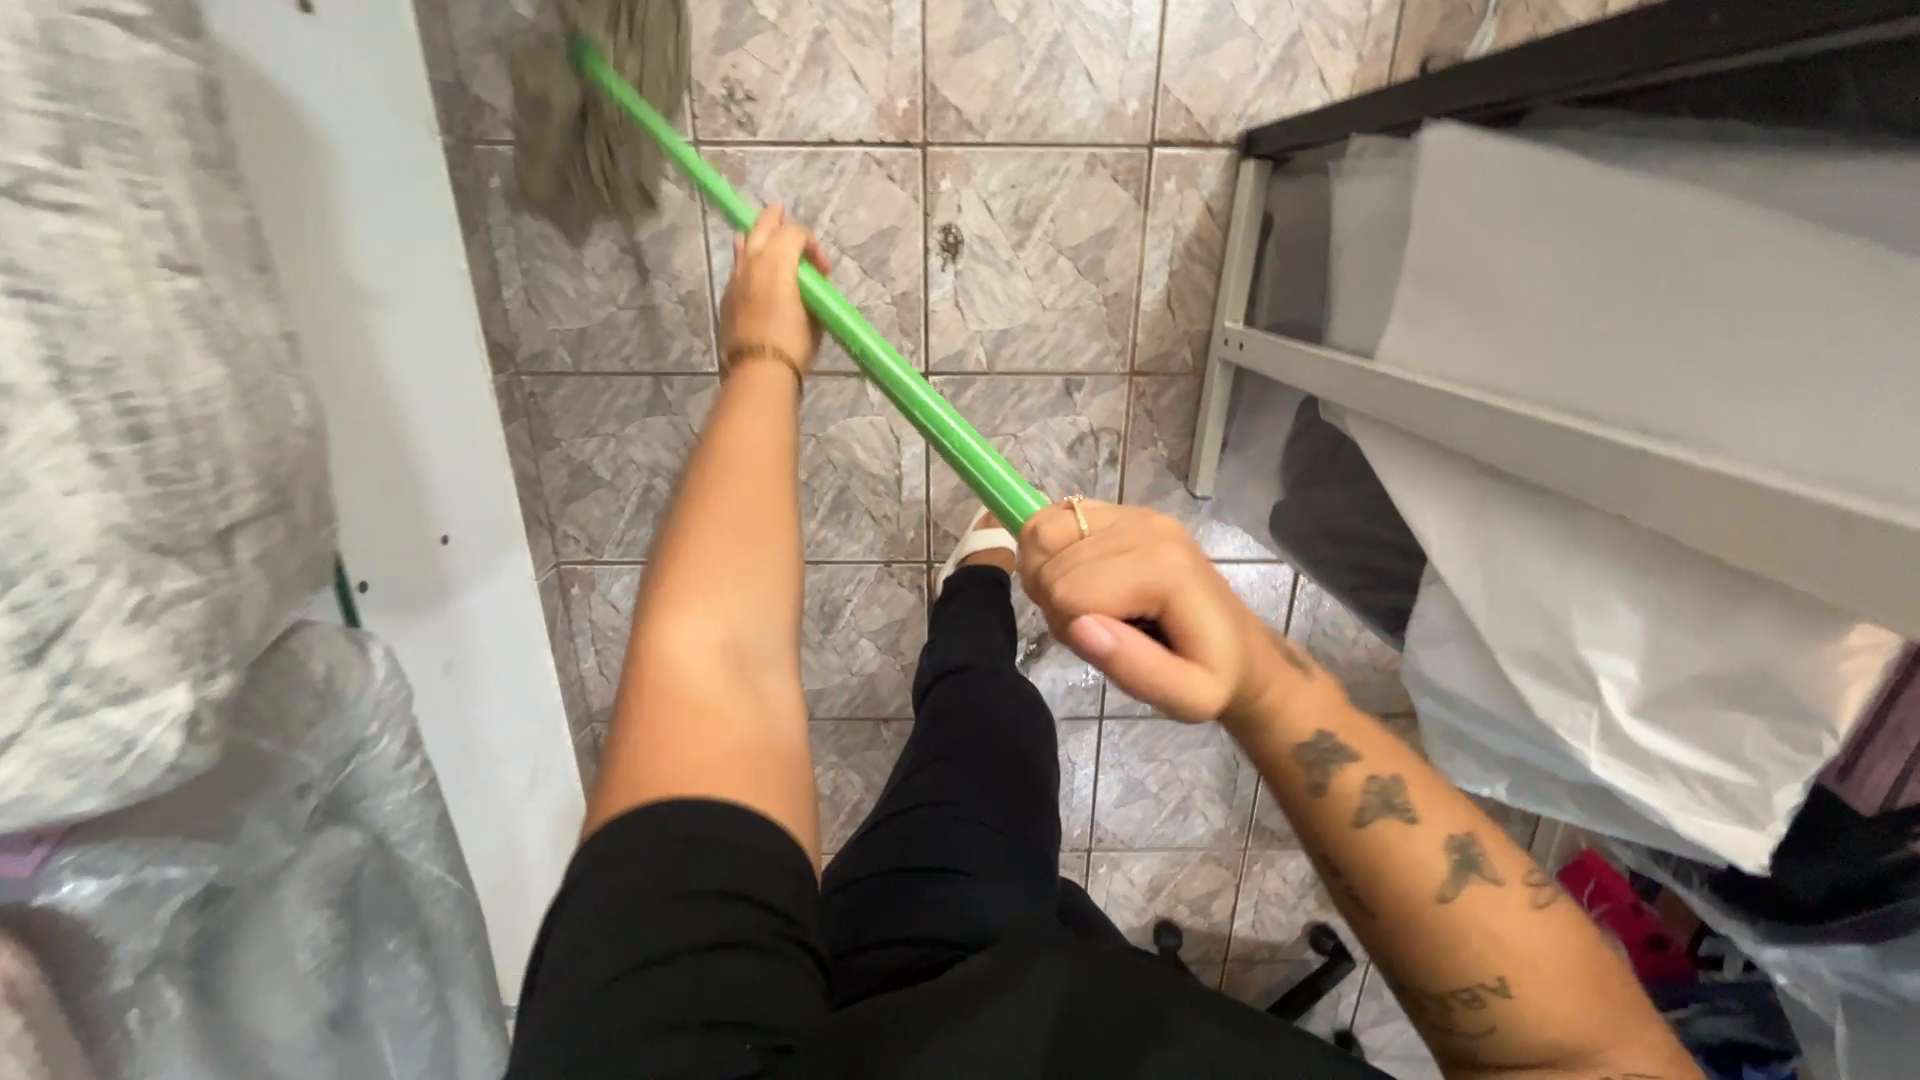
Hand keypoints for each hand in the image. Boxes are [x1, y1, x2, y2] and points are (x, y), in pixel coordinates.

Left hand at [719, 204, 831, 377]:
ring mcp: (735, 278)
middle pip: (763, 226)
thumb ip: (812, 293)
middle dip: (775, 219)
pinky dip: (749, 265)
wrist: (759, 369)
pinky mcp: (727, 297)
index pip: (795, 233)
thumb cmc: (794, 342)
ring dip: (756, 238)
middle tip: (781, 212)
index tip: (824, 270)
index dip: (813, 245)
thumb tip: (808, 289)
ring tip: (764, 238)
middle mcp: (752, 261)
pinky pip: (738, 269)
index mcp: (777, 261)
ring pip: (743, 244)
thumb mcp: (815, 316)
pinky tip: (757, 277)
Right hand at [1018, 500, 1322, 724]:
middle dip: (1056, 605)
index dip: (1069, 630)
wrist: (1240, 648)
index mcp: (1164, 571)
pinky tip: (1075, 575)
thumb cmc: (1212, 676)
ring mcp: (1134, 513)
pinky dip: (1048, 548)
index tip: (1101, 649)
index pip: (1067, 591)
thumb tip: (1081, 626)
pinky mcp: (1123, 511)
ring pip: (1044, 532)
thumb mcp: (1186, 696)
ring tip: (1082, 602)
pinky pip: (1055, 514)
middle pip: (1052, 562)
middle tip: (1094, 631)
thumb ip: (1134, 668)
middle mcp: (1147, 528)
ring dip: (1046, 575)